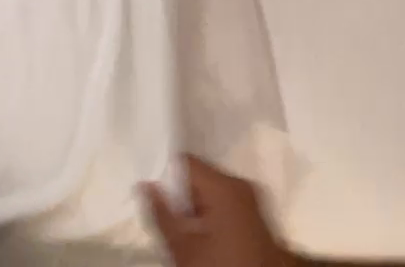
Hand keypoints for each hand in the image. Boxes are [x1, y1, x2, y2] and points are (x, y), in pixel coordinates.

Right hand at [141, 155, 296, 266]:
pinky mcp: (259, 213)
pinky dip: (213, 211)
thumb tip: (145, 184)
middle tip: (171, 216)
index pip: (183, 159)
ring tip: (189, 229)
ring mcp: (254, 198)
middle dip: (182, 193)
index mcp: (224, 184)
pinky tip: (207, 233)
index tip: (152, 188)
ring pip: (212, 189)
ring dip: (197, 204)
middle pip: (198, 175)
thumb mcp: (183, 247)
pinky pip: (227, 200)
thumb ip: (160, 212)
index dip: (163, 172)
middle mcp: (241, 183)